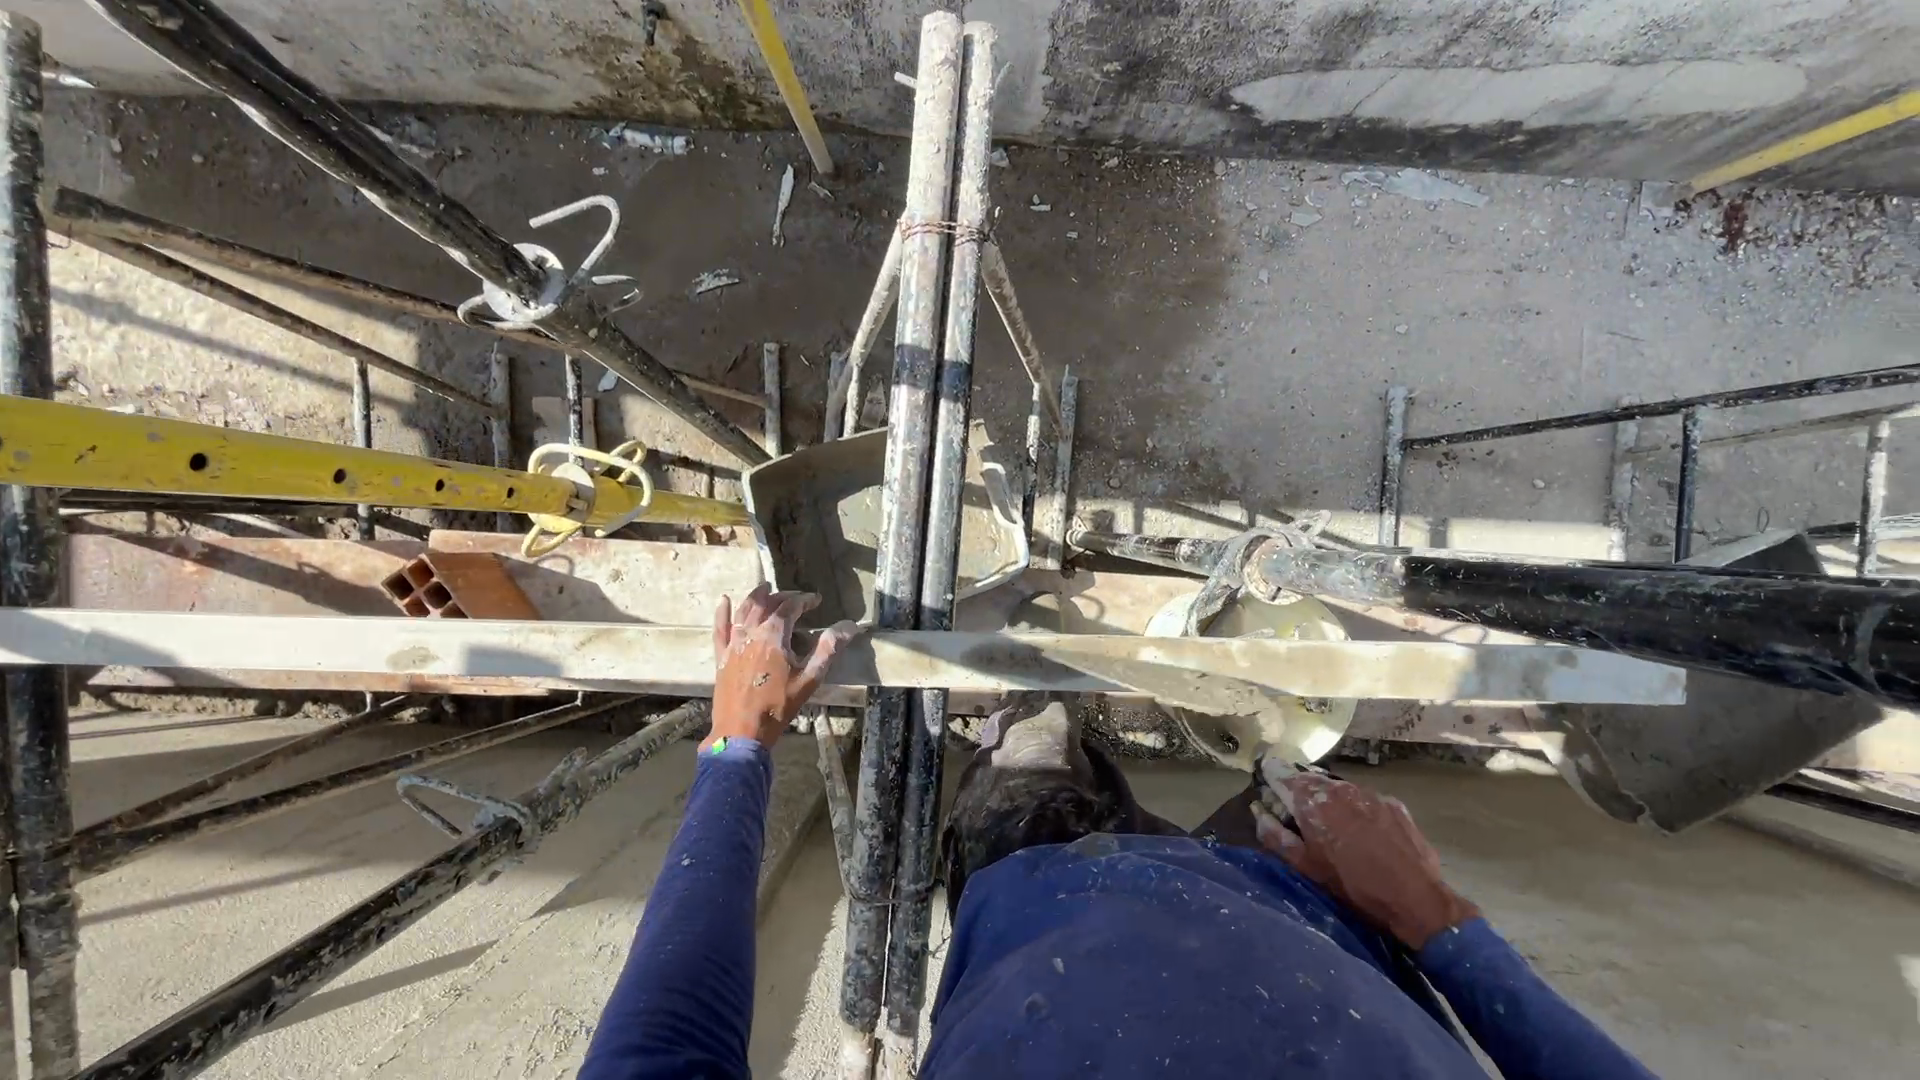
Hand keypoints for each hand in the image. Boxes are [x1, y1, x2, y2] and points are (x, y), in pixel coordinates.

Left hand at [707, 583, 859, 749]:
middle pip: (766, 604)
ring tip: (765, 588)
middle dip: (783, 596)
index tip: (816, 600)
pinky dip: (722, 612)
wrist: (741, 732)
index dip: (804, 600)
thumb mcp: (809, 679)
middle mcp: (751, 633)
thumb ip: (828, 650)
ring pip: (744, 611)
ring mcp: (733, 644)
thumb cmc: (778, 707)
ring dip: (756, 596)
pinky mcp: (721, 657)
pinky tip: (724, 600)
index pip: (790, 607)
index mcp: (773, 636)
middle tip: (796, 598)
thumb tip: (848, 627)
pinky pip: (720, 628)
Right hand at [1253, 771, 1479, 948]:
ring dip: (1328, 801)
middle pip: (1309, 779)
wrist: (1417, 900)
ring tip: (1332, 828)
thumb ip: (1275, 836)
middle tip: (1299, 819)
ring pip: (1338, 789)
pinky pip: (1364, 800)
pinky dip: (1356, 810)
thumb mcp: (1306, 867)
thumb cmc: (1353, 886)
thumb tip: (1259, 811)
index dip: (1270, 778)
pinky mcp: (1393, 804)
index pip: (1279, 772)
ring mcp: (1369, 793)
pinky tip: (1363, 834)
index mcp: (1311, 800)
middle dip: (1300, 793)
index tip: (1268, 791)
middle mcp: (1338, 787)